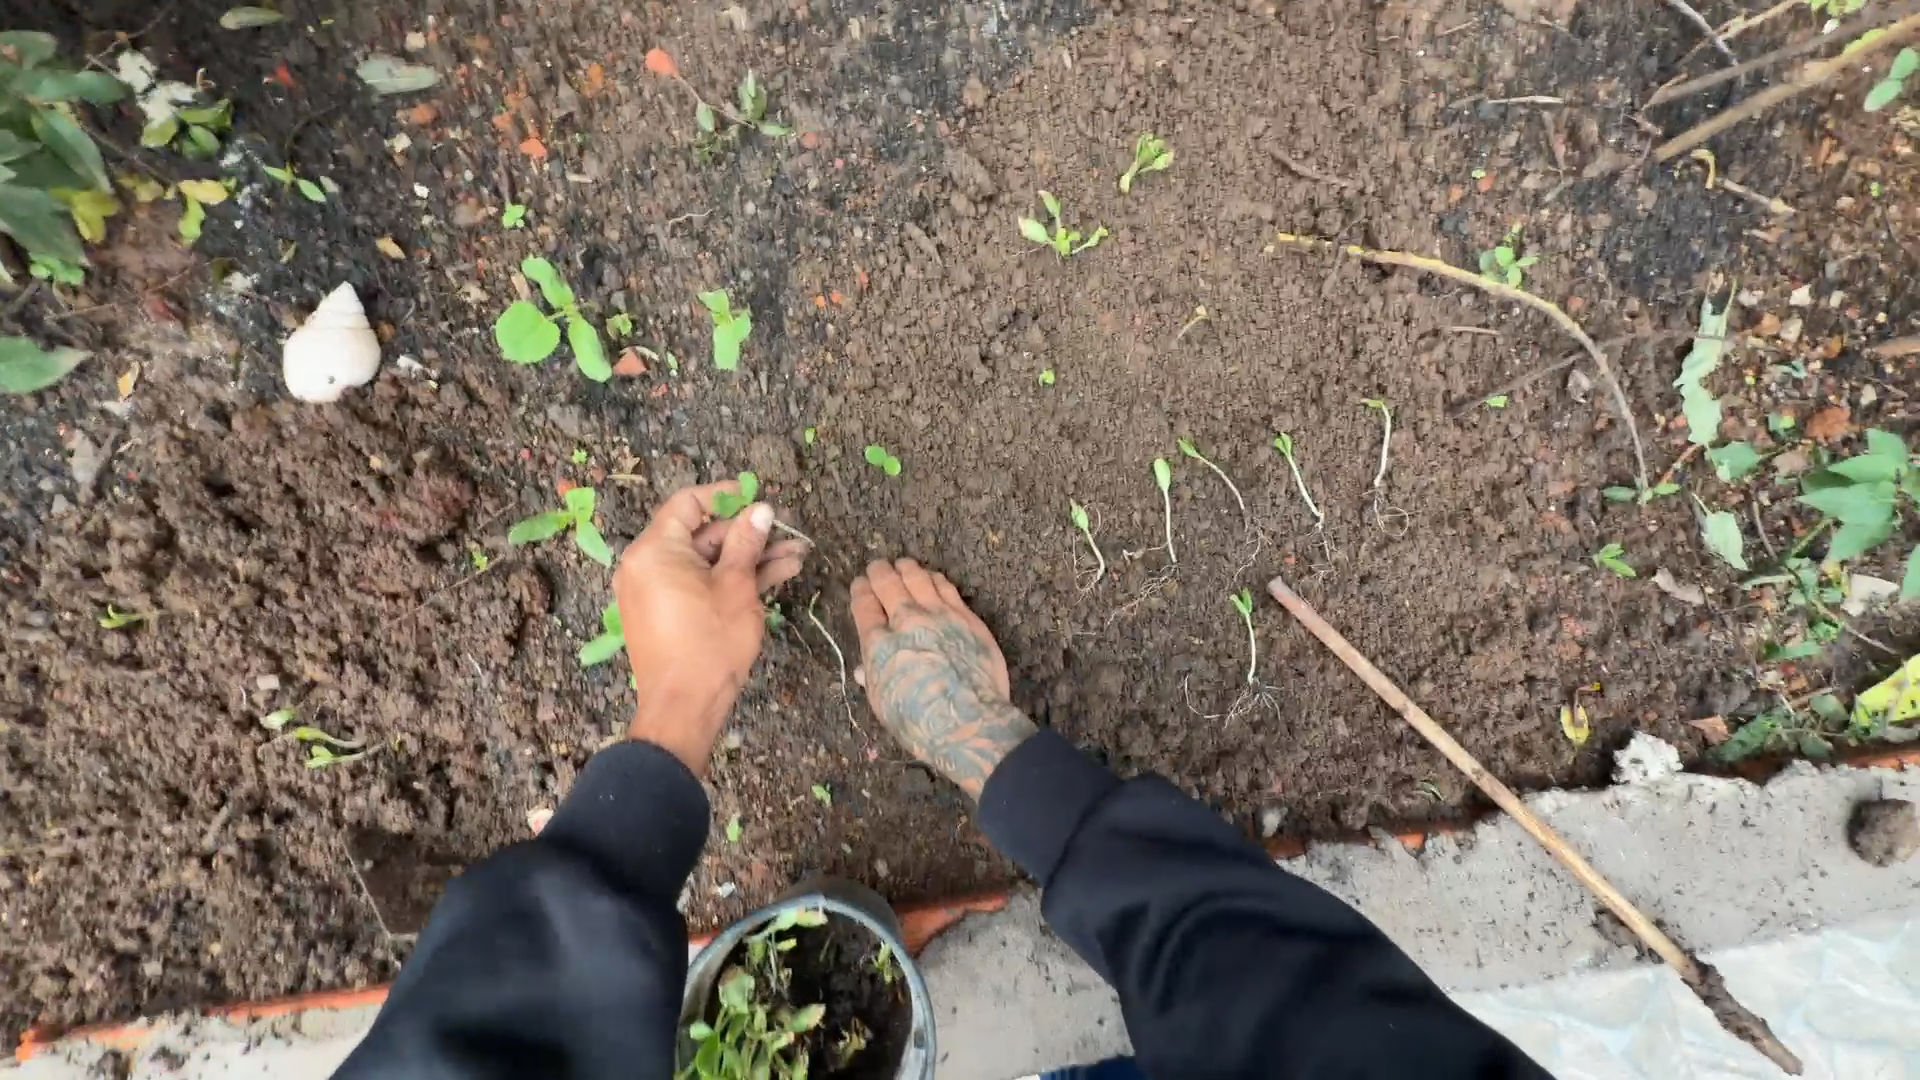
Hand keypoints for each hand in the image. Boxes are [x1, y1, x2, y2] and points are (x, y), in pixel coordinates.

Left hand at [616, 481, 808, 773]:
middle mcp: (648, 565)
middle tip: (789, 534)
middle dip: (750, 534)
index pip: (688, 504)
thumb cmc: (709, 642)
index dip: (726, 497)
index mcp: (654, 551)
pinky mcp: (671, 612)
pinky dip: (733, 580)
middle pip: (704, 535)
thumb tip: (761, 509)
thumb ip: (746, 542)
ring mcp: (659, 590)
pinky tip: (779, 575)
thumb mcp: (736, 586)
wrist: (685, 707)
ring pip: (709, 562)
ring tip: (797, 556)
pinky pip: (702, 583)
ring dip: (750, 558)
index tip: (759, 498)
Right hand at [850, 559, 1034, 798]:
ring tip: (902, 565)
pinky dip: (933, 577)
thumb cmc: (919, 721)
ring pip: (917, 577)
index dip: (860, 590)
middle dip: (879, 572)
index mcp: (878, 644)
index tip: (860, 585)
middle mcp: (905, 621)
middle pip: (888, 583)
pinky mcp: (965, 616)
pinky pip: (946, 587)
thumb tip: (864, 669)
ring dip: (906, 568)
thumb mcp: (882, 703)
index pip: (864, 605)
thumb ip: (873, 677)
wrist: (968, 720)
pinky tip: (930, 577)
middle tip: (877, 567)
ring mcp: (938, 615)